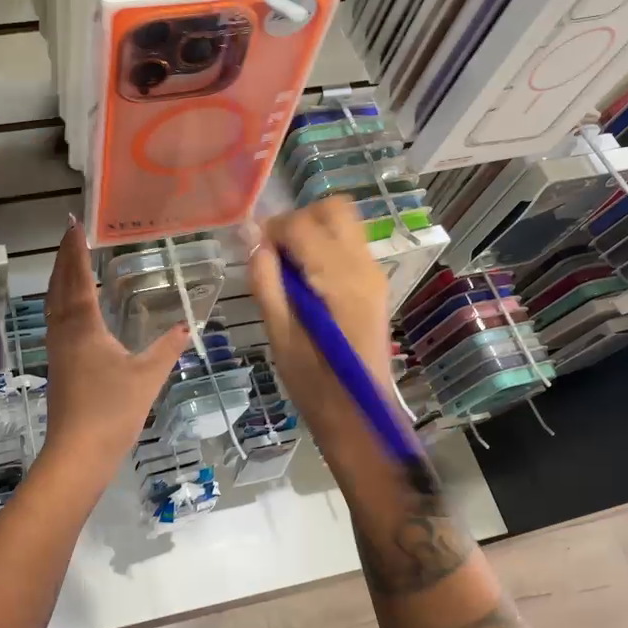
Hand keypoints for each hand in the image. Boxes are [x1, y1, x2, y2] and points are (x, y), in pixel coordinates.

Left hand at [42, 219, 193, 465]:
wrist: (78, 453)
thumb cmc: (112, 410)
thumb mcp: (148, 376)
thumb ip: (167, 348)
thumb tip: (187, 326)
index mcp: (83, 324)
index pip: (78, 276)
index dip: (76, 249)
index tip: (74, 224)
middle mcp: (64, 329)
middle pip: (59, 284)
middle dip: (64, 257)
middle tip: (70, 233)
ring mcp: (56, 348)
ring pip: (53, 302)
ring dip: (59, 277)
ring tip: (69, 261)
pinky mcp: (56, 364)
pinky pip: (54, 318)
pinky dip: (60, 300)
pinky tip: (71, 307)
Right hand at [248, 198, 394, 431]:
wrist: (361, 419)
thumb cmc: (315, 385)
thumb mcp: (280, 336)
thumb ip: (266, 282)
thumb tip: (252, 240)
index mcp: (339, 280)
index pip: (302, 225)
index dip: (272, 230)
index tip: (254, 252)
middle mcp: (364, 267)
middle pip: (333, 209)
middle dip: (299, 220)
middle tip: (275, 252)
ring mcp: (374, 274)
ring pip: (343, 223)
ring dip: (312, 232)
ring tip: (288, 268)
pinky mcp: (375, 284)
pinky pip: (349, 244)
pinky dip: (324, 247)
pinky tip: (306, 281)